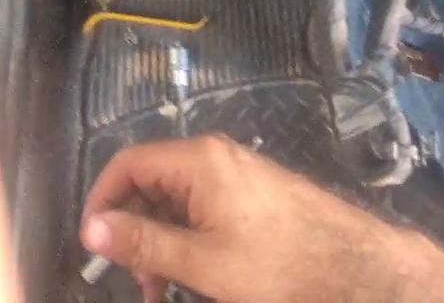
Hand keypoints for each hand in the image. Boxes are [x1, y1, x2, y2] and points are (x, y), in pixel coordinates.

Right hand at [81, 137, 443, 302]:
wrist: (352, 266)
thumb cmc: (275, 262)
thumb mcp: (203, 261)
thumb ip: (144, 242)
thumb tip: (91, 228)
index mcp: (197, 159)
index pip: (129, 163)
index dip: (103, 201)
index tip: (94, 247)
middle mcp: (212, 154)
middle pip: (151, 180)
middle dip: (135, 229)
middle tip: (141, 283)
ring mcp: (233, 171)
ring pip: (175, 197)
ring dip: (160, 239)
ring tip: (166, 289)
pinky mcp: (248, 191)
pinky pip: (201, 204)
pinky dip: (187, 236)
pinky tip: (194, 272)